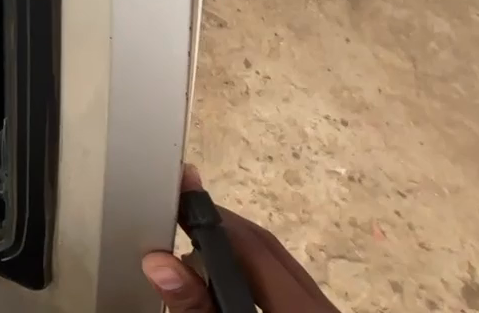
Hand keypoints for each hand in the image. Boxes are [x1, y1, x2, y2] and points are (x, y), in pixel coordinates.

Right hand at [142, 166, 340, 312]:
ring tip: (190, 236)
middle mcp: (321, 304)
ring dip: (231, 242)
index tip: (173, 178)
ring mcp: (321, 309)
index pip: (250, 242)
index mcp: (303, 306)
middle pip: (265, 244)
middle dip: (216, 221)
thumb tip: (157, 260)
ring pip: (277, 260)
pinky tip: (224, 272)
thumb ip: (197, 306)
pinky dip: (249, 265)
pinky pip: (284, 278)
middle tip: (172, 203)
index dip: (206, 211)